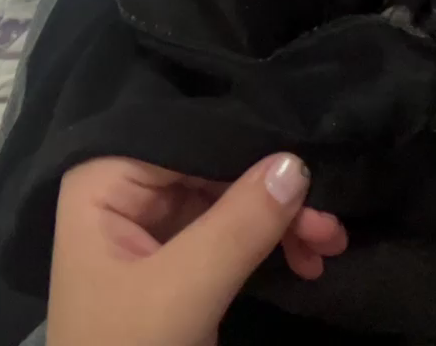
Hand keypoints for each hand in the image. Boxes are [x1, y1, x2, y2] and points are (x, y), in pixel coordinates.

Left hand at [48, 153, 347, 345]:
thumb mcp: (181, 293)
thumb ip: (238, 225)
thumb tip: (295, 162)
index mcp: (104, 178)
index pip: (184, 141)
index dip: (246, 148)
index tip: (308, 164)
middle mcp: (123, 190)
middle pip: (208, 171)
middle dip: (271, 194)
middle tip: (330, 223)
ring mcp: (148, 227)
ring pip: (225, 201)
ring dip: (278, 221)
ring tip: (331, 244)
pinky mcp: (172, 263)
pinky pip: (227, 234)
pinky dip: (266, 244)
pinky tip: (305, 260)